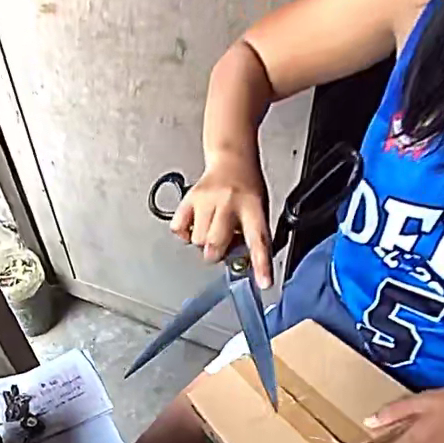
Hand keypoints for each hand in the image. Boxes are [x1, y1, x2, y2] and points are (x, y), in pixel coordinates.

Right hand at [171, 152, 273, 287]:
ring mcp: (206, 200)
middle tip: (224, 242)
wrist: (231, 158)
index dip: (261, 265)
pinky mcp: (188, 199)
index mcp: (252, 207)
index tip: (264, 284)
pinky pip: (179, 229)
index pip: (259, 240)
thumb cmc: (247, 188)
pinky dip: (185, 233)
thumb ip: (253, 236)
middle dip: (217, 253)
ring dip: (203, 242)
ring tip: (213, 227)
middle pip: (215, 245)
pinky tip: (196, 224)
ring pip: (196, 241)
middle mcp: (228, 202)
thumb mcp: (260, 209)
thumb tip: (244, 266)